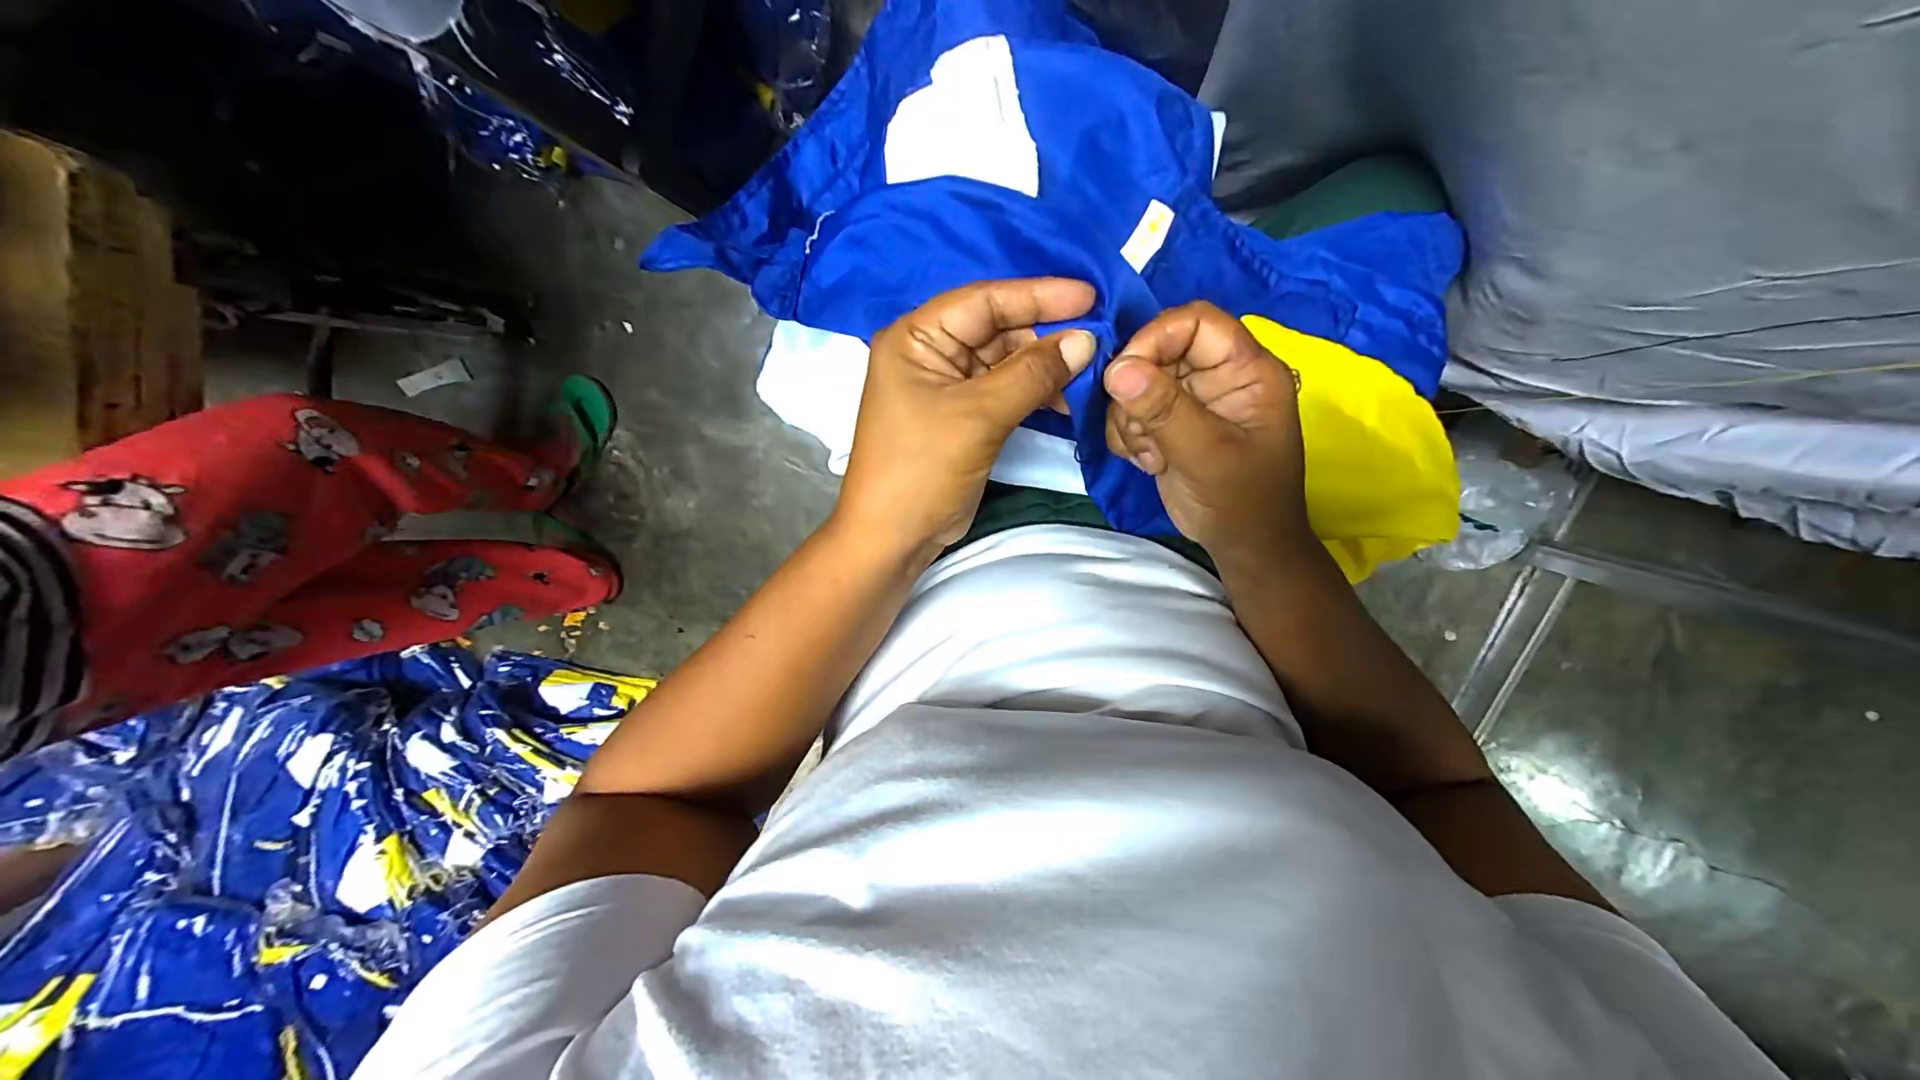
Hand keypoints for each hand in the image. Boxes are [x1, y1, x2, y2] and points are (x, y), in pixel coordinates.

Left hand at [838, 278, 1097, 557]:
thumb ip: (1032, 374)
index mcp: (916, 337)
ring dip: (1043, 366)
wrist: (893, 537)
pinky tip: (1065, 399)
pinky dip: (1033, 392)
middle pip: (997, 328)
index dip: (1038, 295)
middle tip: (1097, 340)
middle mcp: (929, 353)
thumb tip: (1086, 340)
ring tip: (1087, 373)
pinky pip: (1004, 390)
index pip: (984, 300)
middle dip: (1045, 334)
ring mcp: (946, 385)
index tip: (1090, 296)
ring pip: (1005, 360)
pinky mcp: (962, 415)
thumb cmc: (922, 469)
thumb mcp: (979, 416)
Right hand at [1103, 301, 1311, 558]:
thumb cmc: (1242, 500)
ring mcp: (1191, 399)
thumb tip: (1116, 368)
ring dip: (1128, 418)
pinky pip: (1130, 408)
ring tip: (1149, 454)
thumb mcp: (1206, 454)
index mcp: (1246, 369)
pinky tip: (1147, 461)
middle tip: (1137, 428)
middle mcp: (1217, 375)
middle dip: (1135, 389)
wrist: (1243, 546)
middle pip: (1157, 350)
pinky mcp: (1169, 422)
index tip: (1123, 375)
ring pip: (1136, 381)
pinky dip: (1127, 433)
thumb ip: (1164, 409)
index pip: (1196, 322)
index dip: (1155, 339)